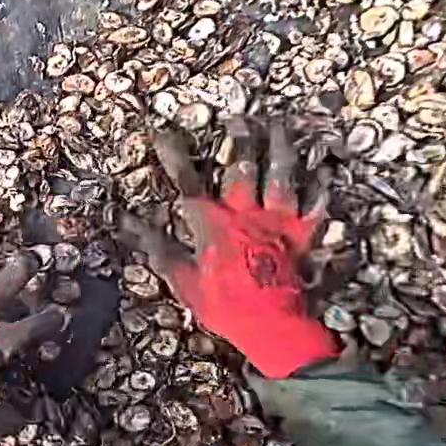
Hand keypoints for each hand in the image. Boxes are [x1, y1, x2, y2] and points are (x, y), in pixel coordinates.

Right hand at [124, 120, 338, 378]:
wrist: (272, 326)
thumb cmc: (220, 302)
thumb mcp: (177, 275)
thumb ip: (153, 242)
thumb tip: (122, 218)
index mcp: (212, 224)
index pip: (188, 182)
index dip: (174, 156)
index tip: (164, 133)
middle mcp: (247, 215)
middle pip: (243, 169)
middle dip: (239, 142)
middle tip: (239, 119)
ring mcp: (280, 223)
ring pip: (282, 177)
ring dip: (281, 150)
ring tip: (280, 127)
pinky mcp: (306, 236)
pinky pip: (318, 205)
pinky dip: (320, 186)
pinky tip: (323, 170)